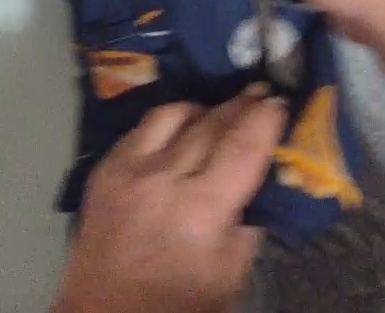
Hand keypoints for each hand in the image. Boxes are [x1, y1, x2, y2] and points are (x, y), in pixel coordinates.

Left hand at [53, 88, 287, 312]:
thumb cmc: (178, 306)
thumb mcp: (229, 276)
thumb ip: (246, 225)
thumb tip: (259, 183)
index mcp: (202, 209)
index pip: (241, 148)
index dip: (264, 121)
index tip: (280, 101)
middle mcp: (164, 176)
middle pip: (209, 125)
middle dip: (239, 106)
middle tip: (260, 92)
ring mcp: (129, 166)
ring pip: (170, 115)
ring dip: (200, 109)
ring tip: (220, 109)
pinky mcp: (104, 166)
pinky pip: (140, 129)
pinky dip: (165, 124)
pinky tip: (178, 128)